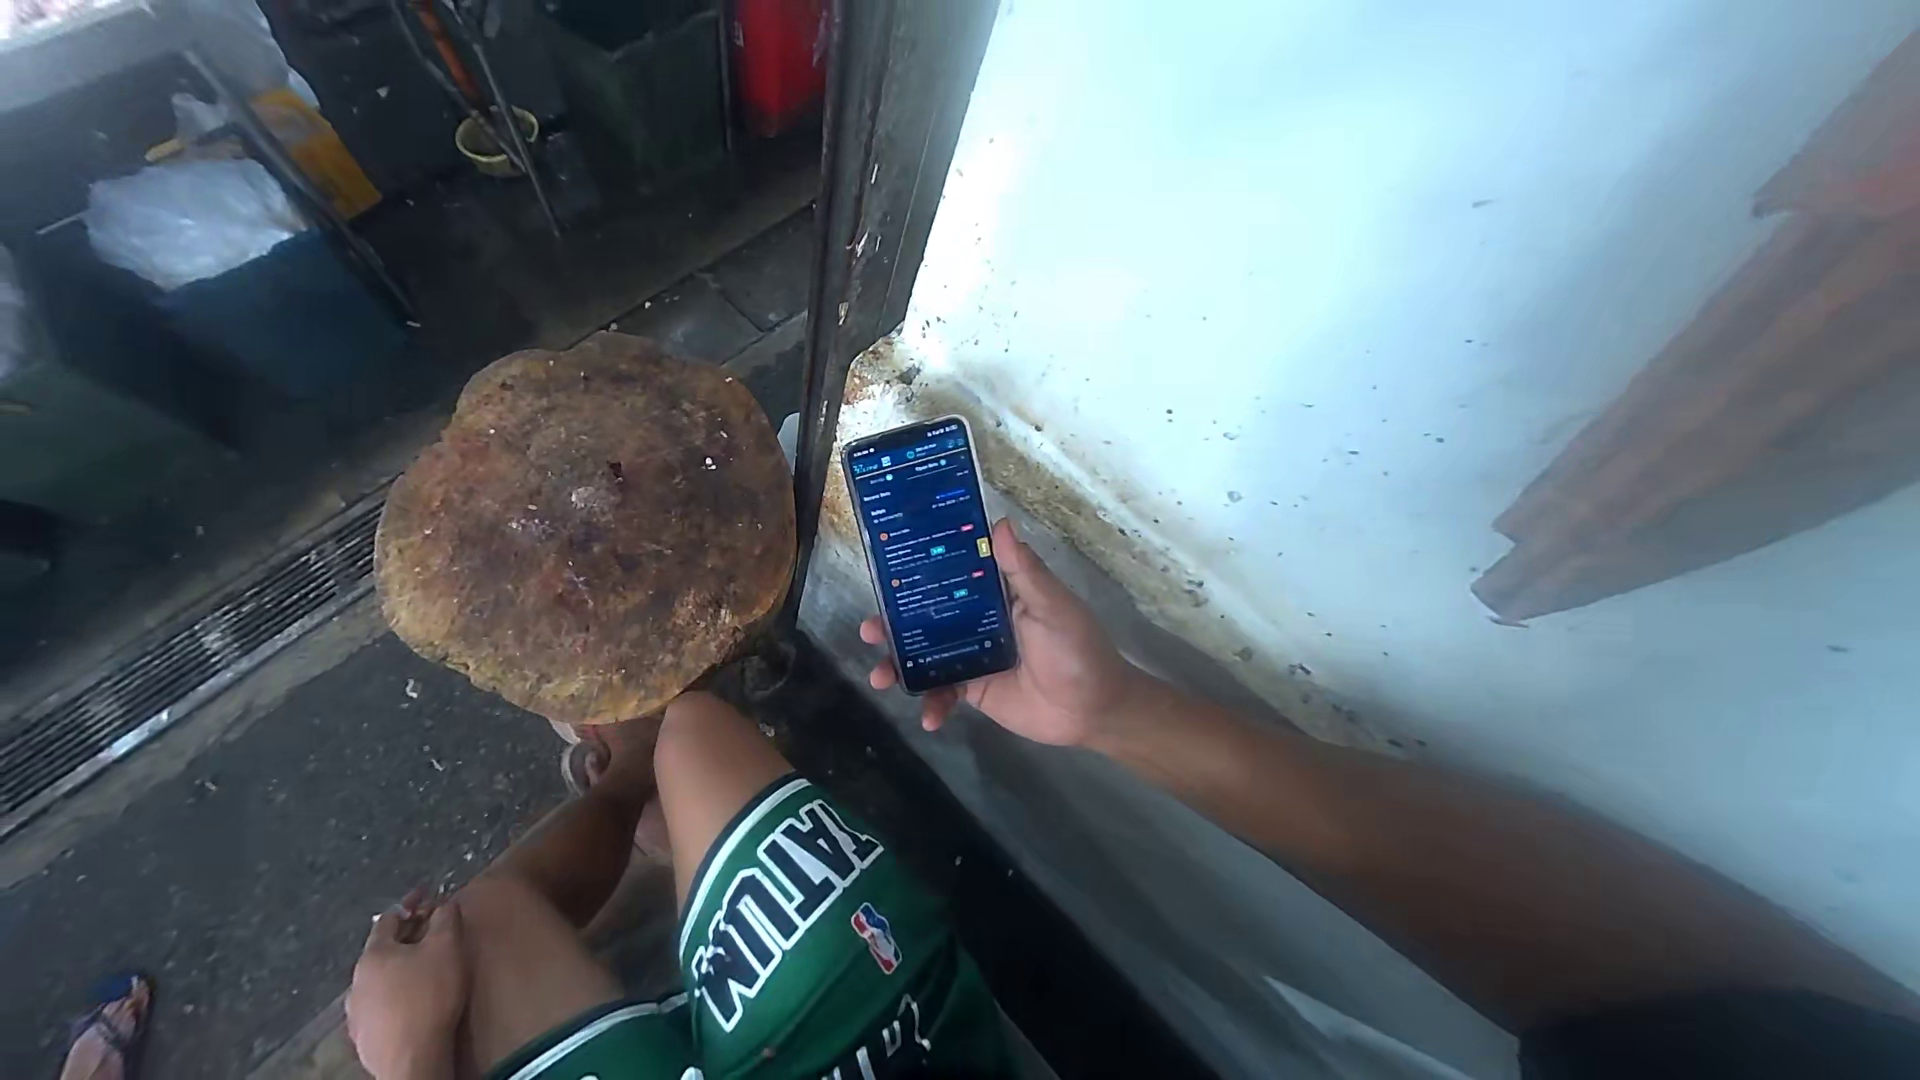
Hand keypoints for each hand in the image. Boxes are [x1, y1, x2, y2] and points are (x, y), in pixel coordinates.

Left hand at [347, 888, 466, 1079]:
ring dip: (405, 960)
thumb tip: (442, 905)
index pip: (388, 918)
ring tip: (431, 957)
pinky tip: (420, 990)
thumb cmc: (431, 992)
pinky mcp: (366, 1034)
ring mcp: (356, 1012)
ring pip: (383, 974)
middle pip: (385, 947)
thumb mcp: (448, 943)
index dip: (411, 902)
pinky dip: (401, 984)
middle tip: (438, 924)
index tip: (429, 892)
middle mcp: (356, 983)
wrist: (412, 1057)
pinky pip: (384, 997)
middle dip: (411, 931)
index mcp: (372, 957)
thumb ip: (445, 917)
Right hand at [862, 518, 1142, 746]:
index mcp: (993, 595)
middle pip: (925, 619)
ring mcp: (972, 658)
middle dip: (893, 625)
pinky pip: (944, 694)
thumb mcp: (1053, 606)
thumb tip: (1000, 524)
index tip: (885, 576)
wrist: (1094, 709)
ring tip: (879, 677)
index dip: (916, 577)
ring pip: (925, 657)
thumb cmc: (1077, 648)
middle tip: (868, 629)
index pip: (948, 578)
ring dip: (899, 666)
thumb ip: (1025, 571)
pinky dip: (933, 706)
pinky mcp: (975, 691)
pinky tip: (929, 718)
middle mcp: (977, 623)